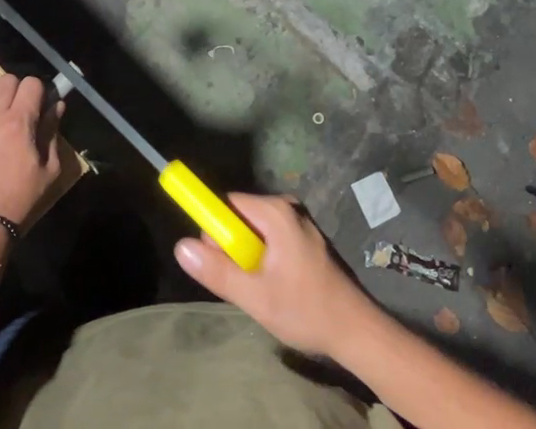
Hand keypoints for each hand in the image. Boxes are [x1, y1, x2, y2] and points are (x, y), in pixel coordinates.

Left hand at [0, 74, 62, 227]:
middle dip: (19, 91)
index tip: (40, 107)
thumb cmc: (20, 196)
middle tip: (21, 112)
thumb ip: (51, 132)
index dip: (39, 92)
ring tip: (0, 117)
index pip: (31, 83)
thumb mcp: (48, 168)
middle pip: (7, 79)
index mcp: (19, 123)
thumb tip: (57, 106)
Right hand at [174, 193, 374, 357]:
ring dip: (248, 260)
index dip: (215, 232)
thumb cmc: (306, 311)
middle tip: (244, 284)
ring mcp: (297, 223)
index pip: (226, 205)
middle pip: (239, 218)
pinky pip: (268, 240)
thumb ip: (218, 271)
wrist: (355, 331)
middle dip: (232, 249)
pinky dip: (263, 261)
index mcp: (276, 213)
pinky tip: (275, 288)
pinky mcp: (303, 239)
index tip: (218, 263)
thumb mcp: (255, 297)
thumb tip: (180, 246)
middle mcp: (287, 208)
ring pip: (252, 233)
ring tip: (261, 290)